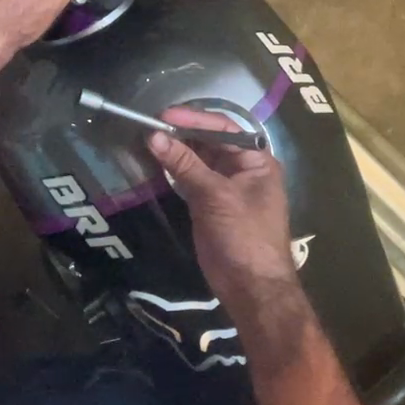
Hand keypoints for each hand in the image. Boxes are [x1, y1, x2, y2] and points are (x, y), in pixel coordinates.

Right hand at [147, 107, 296, 305]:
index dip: (194, 119)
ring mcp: (225, 186)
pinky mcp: (208, 202)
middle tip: (150, 125)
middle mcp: (242, 168)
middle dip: (181, 132)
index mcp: (256, 161)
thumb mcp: (215, 196)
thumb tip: (153, 136)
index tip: (164, 116)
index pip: (224, 129)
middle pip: (209, 141)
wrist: (251, 288)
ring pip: (197, 158)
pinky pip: (189, 176)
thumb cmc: (244, 236)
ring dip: (175, 149)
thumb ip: (184, 164)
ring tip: (147, 138)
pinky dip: (173, 168)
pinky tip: (154, 160)